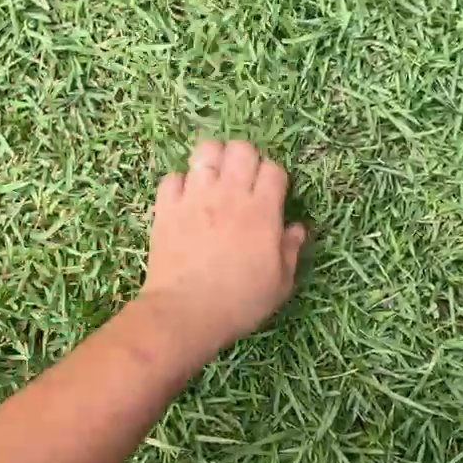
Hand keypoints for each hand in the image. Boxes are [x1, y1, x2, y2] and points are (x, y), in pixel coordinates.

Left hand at [137, 139, 308, 353]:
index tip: (273, 196)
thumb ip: (290, 251)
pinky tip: (186, 199)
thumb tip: (296, 229)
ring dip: (214, 160)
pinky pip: (173, 177)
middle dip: (246, 159)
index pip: (273, 169)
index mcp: (261, 211)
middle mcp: (229, 195)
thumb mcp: (279, 284)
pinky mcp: (166, 207)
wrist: (184, 313)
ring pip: (206, 152)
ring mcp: (194, 197)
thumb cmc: (239, 302)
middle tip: (244, 182)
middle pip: (241, 150)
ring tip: (214, 180)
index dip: (275, 178)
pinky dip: (181, 183)